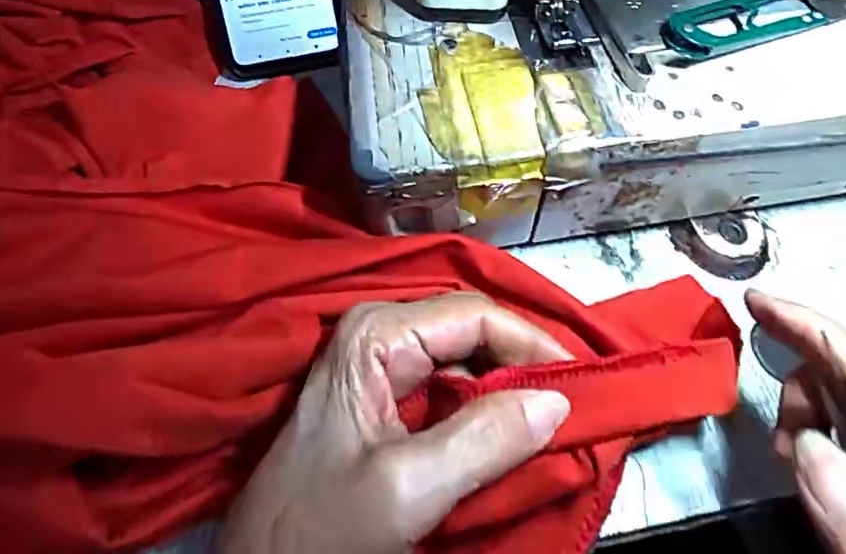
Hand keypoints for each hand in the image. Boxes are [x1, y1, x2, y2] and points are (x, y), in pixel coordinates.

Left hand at [218, 292, 574, 553]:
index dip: (530, 342)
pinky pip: (448, 379)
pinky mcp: (384, 388)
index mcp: (376, 331)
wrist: (264, 553)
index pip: (471, 315)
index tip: (581, 382)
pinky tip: (509, 424)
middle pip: (468, 327)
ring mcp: (379, 356)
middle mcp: (379, 328)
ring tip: (551, 413)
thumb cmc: (322, 519)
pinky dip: (484, 399)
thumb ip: (481, 440)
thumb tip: (556, 400)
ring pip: (462, 352)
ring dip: (507, 380)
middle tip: (573, 400)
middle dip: (521, 359)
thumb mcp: (406, 487)